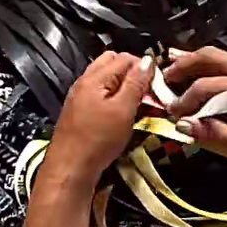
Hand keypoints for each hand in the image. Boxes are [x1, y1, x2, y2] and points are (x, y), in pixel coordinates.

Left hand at [41, 52, 152, 191]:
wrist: (70, 168)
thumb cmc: (98, 140)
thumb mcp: (123, 110)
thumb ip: (136, 83)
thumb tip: (148, 61)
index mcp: (95, 77)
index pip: (125, 58)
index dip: (145, 67)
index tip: (157, 84)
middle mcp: (84, 81)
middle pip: (112, 63)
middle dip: (132, 72)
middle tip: (146, 91)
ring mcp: (79, 95)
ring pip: (105, 78)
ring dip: (122, 84)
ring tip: (135, 102)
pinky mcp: (78, 110)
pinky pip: (98, 92)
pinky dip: (111, 95)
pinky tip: (119, 112)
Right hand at [163, 47, 226, 162]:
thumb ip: (213, 133)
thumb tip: (186, 126)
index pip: (202, 88)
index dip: (183, 101)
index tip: (172, 112)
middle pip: (208, 57)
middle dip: (183, 64)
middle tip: (165, 75)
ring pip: (219, 57)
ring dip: (196, 62)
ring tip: (176, 66)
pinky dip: (212, 67)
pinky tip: (205, 76)